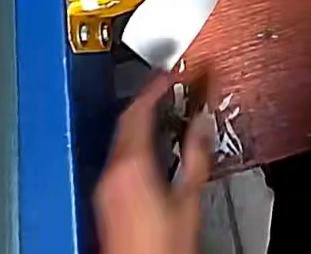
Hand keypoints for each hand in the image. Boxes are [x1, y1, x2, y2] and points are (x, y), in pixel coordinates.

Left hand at [94, 76, 212, 253]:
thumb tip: (203, 122)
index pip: (139, 108)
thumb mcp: (188, 196)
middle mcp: (113, 170)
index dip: (156, 85)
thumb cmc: (161, 247)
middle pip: (127, 118)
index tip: (169, 73)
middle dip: (147, 97)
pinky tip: (151, 140)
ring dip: (140, 116)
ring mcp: (106, 185)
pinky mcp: (106, 197)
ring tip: (162, 106)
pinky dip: (135, 136)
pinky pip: (119, 152)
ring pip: (122, 134)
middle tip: (166, 84)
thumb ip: (197, 153)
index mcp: (132, 163)